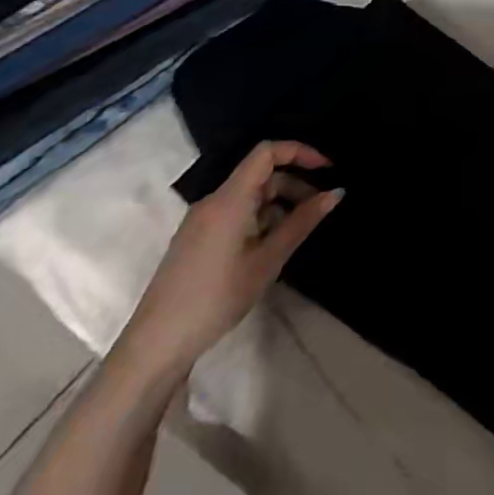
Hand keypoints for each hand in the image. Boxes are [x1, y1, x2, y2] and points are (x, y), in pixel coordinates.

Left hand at [113, 141, 342, 376]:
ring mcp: (202, 219)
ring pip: (249, 195)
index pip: (267, 152)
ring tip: (299, 232)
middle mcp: (213, 201)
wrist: (157, 342)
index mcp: (229, 199)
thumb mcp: (267, 261)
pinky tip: (271, 246)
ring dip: (279, 204)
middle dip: (295, 184)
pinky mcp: (197, 237)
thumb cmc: (217, 297)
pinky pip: (236, 212)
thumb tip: (335, 193)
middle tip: (320, 210)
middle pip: (261, 174)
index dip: (300, 152)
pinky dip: (261, 217)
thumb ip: (302, 223)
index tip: (327, 169)